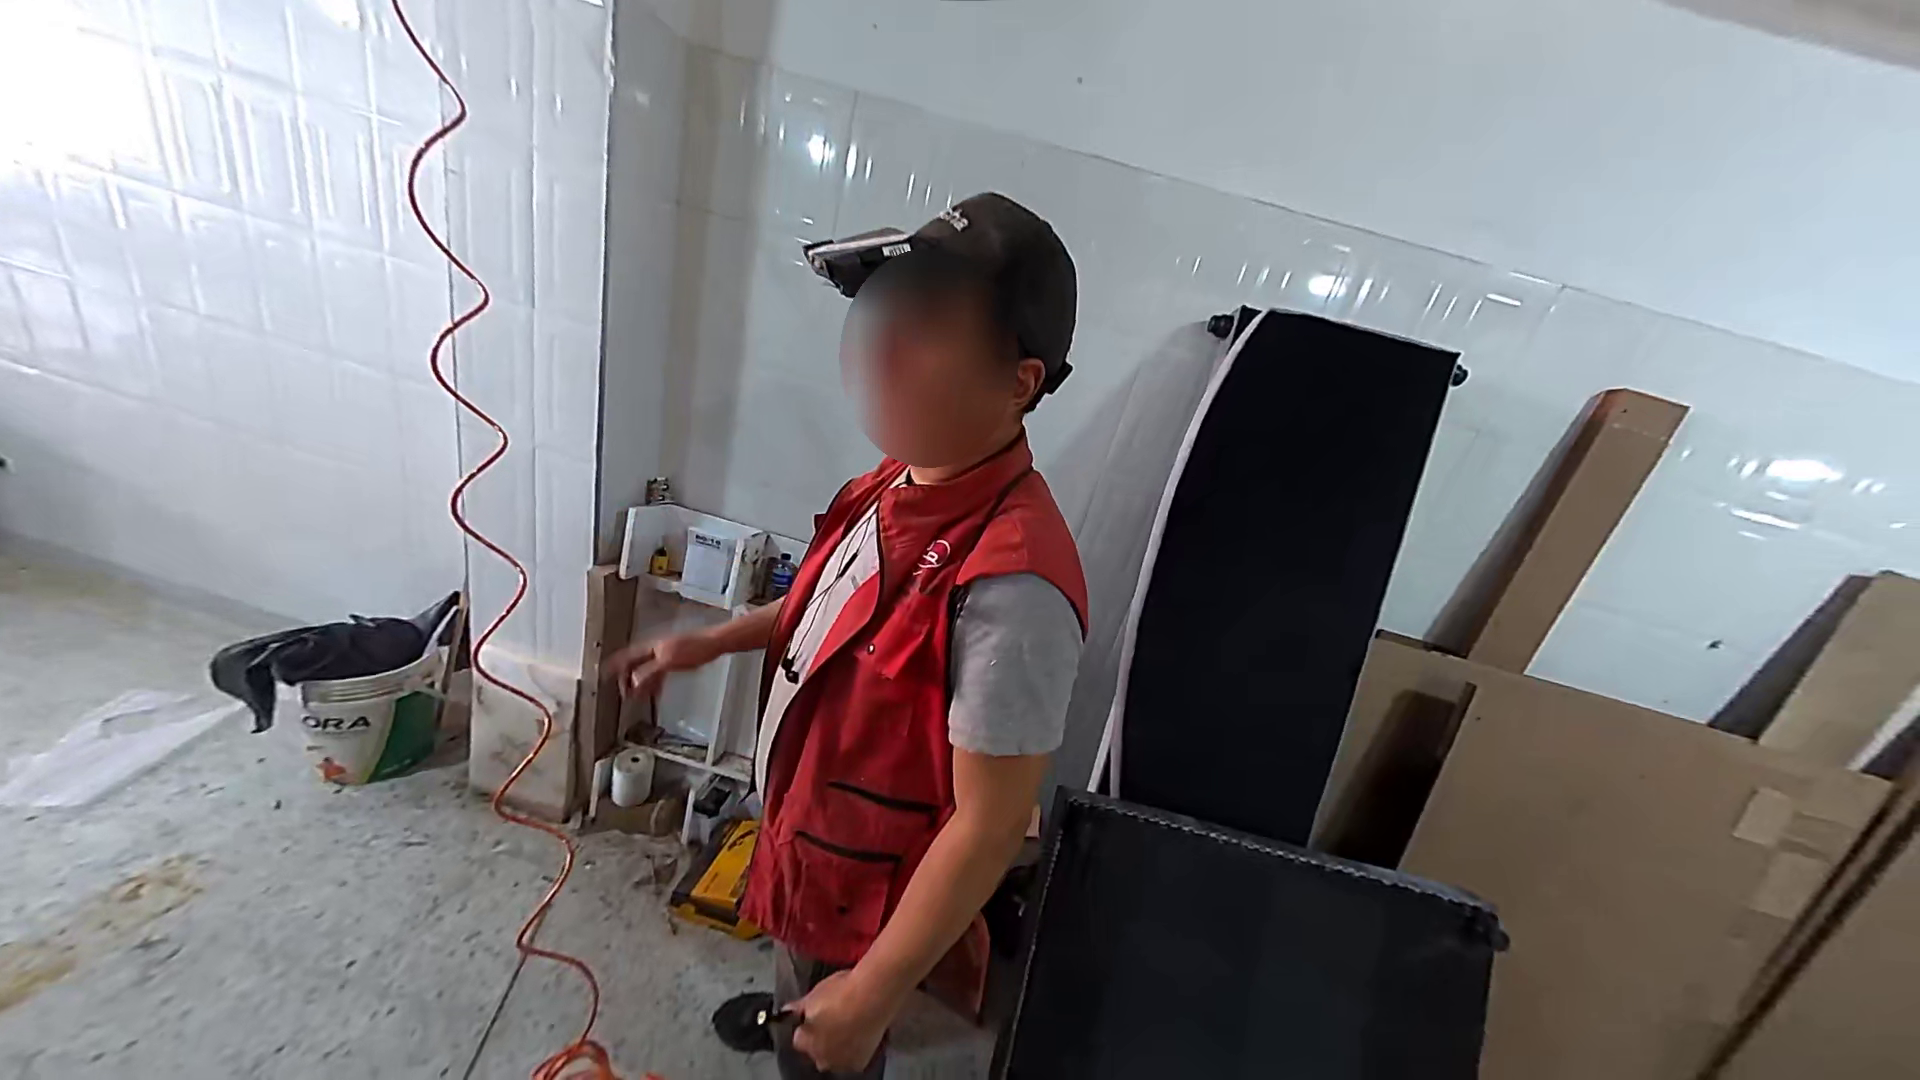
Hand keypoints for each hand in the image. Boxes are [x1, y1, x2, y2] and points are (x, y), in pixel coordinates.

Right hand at [607, 632, 719, 697]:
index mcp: (653, 647)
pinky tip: (657, 690)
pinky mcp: (678, 658)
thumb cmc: (697, 647)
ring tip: (637, 696)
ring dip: (642, 683)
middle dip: (628, 679)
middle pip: (636, 664)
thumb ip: (649, 672)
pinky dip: (655, 682)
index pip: (628, 656)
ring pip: (648, 669)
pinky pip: (660, 672)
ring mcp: (668, 653)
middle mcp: (658, 649)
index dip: (615, 665)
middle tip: (623, 693)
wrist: (716, 643)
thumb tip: (633, 682)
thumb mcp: (669, 662)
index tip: (604, 673)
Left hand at [791, 969, 897, 1074]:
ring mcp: (841, 1064)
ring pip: (835, 1056)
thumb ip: (800, 1006)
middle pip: (816, 1050)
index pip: (799, 1037)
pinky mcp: (860, 1063)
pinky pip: (853, 1056)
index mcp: (806, 1041)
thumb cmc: (842, 991)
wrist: (872, 995)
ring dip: (838, 1044)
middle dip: (822, 1037)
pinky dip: (855, 1046)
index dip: (807, 1024)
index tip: (816, 1013)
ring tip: (849, 1021)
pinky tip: (861, 1029)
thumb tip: (786, 1011)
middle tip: (835, 1016)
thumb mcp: (817, 992)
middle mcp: (820, 1059)